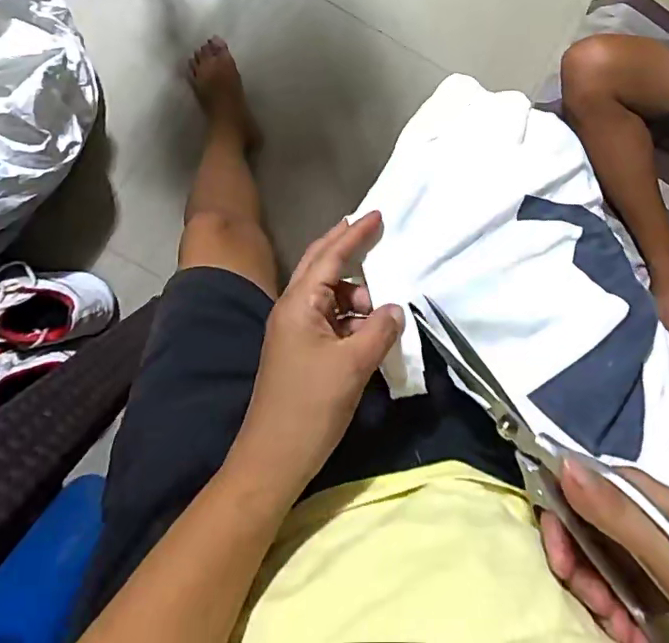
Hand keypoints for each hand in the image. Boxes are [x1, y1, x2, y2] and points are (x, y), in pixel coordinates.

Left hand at [226, 213, 403, 492]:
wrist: (273, 454)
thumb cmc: (311, 405)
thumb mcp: (352, 366)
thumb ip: (378, 331)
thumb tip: (394, 307)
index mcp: (298, 303)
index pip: (328, 256)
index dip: (353, 234)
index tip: (377, 215)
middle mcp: (291, 308)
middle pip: (320, 265)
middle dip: (347, 248)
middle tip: (374, 231)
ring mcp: (292, 329)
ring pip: (327, 295)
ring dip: (353, 294)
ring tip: (378, 312)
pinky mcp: (299, 350)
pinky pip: (328, 319)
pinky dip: (349, 318)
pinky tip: (368, 332)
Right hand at [540, 460, 668, 642]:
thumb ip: (613, 507)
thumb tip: (557, 459)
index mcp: (638, 494)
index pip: (575, 488)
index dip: (559, 519)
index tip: (558, 559)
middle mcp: (643, 518)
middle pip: (586, 531)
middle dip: (579, 568)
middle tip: (592, 603)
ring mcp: (660, 555)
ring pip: (605, 567)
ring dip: (600, 598)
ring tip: (618, 629)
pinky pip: (632, 596)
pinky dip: (625, 618)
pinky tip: (634, 636)